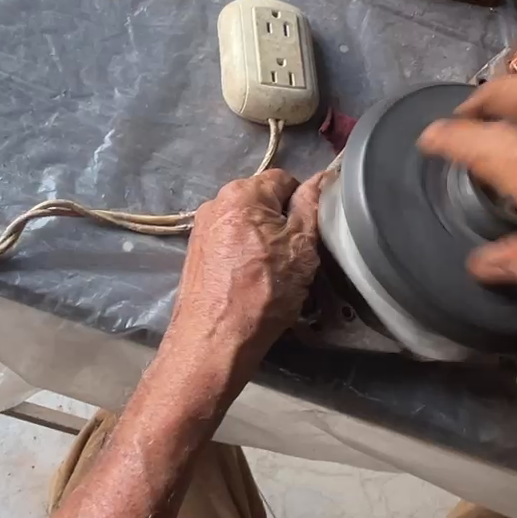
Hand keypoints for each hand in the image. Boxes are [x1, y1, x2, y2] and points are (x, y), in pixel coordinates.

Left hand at [161, 169, 325, 392]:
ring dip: (262, 240)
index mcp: (241, 193)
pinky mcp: (194, 253)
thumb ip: (312, 205)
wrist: (214, 340)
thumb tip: (322, 178)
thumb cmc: (263, 292)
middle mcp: (215, 203)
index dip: (303, 203)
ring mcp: (201, 228)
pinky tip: (250, 280)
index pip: (285, 180)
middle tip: (293, 256)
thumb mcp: (301, 247)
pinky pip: (229, 242)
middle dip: (281, 223)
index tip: (309, 233)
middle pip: (262, 201)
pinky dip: (243, 255)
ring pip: (246, 224)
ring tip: (271, 273)